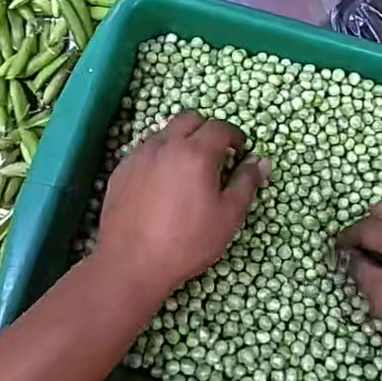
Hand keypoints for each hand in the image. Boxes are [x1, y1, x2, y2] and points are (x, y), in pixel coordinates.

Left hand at [91, 110, 268, 303]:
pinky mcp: (121, 169)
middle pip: (190, 118)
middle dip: (207, 130)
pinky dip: (160, 156)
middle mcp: (165, 144)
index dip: (235, 136)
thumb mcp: (228, 215)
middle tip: (216, 155)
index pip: (220, 127)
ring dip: (182, 140)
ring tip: (188, 170)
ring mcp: (139, 155)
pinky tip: (162, 183)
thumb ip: (246, 183)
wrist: (131, 262)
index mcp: (195, 152)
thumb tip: (260, 160)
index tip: (239, 151)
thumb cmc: (187, 241)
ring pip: (165, 132)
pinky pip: (146, 150)